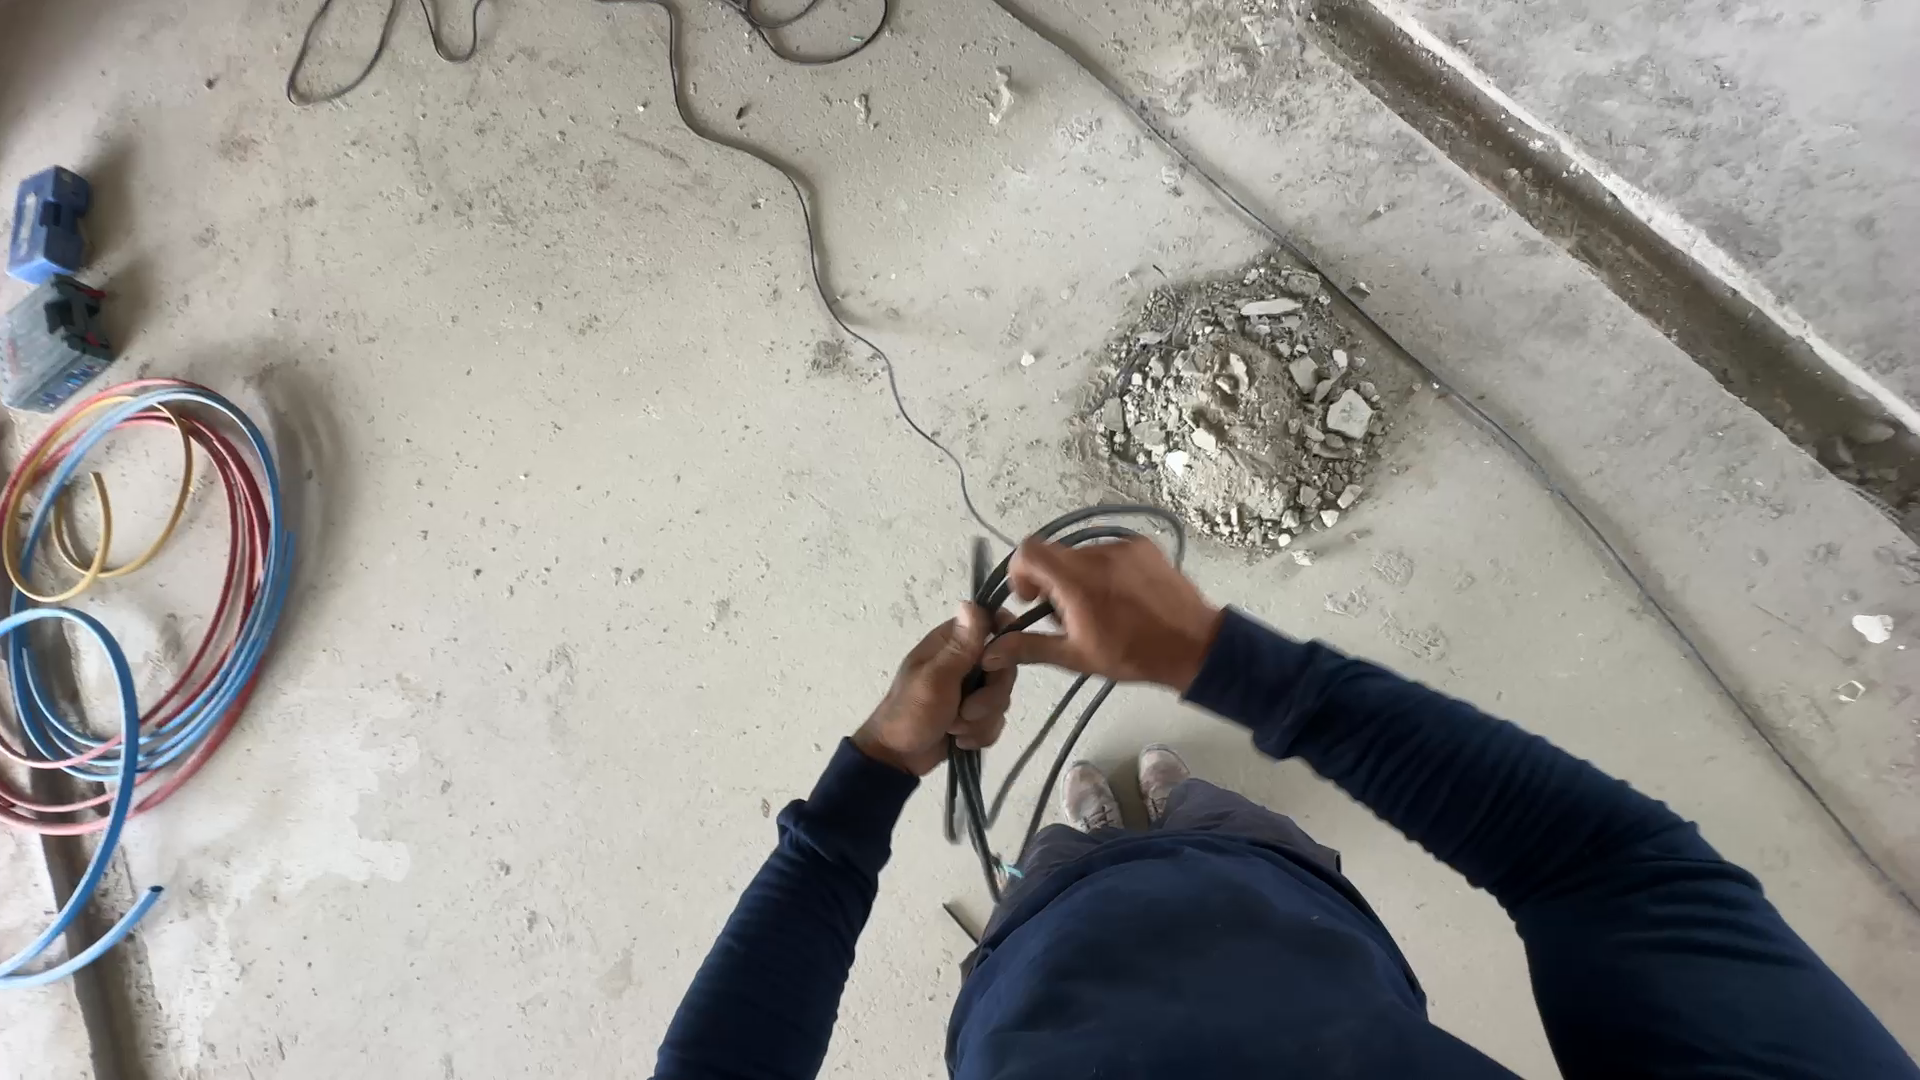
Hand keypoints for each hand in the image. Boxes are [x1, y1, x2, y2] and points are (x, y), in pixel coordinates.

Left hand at [853, 604, 1015, 775]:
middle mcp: (966, 660)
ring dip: (980, 719)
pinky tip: (959, 738)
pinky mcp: (976, 713)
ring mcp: (972, 688)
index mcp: (952, 642)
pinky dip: (979, 733)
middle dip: (989, 696)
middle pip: (1005, 668)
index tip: (993, 664)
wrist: (898, 758)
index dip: (1004, 642)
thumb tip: (970, 602)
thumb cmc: (910, 712)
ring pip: (1002, 697)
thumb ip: (960, 646)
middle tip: (966, 710)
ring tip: (955, 727)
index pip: (993, 624)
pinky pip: (996, 720)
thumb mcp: (936, 678)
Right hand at [979, 537, 1221, 691]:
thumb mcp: (1076, 656)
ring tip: (1097, 606)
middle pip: (1053, 553)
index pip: (1028, 550)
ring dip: (1076, 575)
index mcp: (1077, 580)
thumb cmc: (1134, 655)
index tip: (1032, 598)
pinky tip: (1119, 597)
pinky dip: (1102, 569)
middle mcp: (1097, 553)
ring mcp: (1122, 546)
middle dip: (1049, 579)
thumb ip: (1029, 647)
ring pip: (1079, 553)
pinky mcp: (1141, 545)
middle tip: (1065, 611)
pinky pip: (1107, 550)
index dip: (1020, 572)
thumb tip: (990, 652)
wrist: (1195, 645)